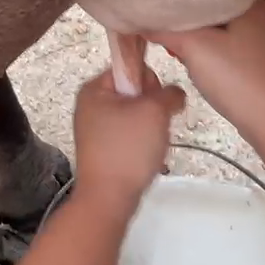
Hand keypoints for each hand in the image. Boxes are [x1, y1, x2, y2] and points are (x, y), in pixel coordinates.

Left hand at [72, 65, 186, 206]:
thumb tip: (174, 95)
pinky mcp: (102, 149)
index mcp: (94, 88)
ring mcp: (94, 129)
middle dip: (152, 106)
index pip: (129, 66)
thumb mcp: (155, 110)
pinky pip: (129, 135)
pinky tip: (147, 155)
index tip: (156, 102)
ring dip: (151, 126)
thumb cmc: (128, 148)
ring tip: (153, 143)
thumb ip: (169, 92)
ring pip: (134, 114)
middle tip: (156, 125)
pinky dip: (142, 142)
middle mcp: (89, 105)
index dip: (149, 81)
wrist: (109, 198)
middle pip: (133, 91)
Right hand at [147, 0, 264, 136]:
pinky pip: (223, 40)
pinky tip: (187, 52)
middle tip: (156, 16)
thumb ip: (165, 29)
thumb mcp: (194, 47)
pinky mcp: (255, 55)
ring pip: (215, 23)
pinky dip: (205, 44)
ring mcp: (258, 35)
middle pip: (209, 3)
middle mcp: (257, 11)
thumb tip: (138, 19)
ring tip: (168, 34)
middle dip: (183, 11)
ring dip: (193, 30)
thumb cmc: (236, 77)